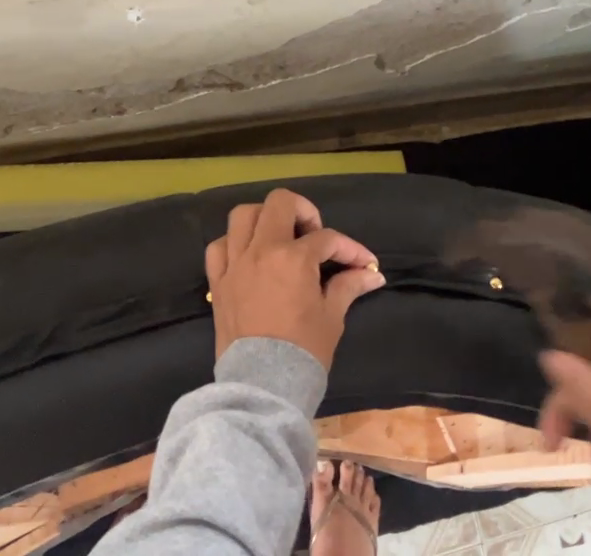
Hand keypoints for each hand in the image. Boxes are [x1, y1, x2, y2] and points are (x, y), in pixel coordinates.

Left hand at [203, 188, 385, 369]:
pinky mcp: (217, 281)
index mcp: (294, 258)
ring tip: (280, 237)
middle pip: (280, 203)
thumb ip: (348, 286)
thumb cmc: (303, 351)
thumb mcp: (332, 316)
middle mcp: (261, 250)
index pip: (327, 239)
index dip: (350, 249)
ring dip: (264, 218)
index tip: (365, 264)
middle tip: (314, 235)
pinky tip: (248, 255)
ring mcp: (235, 263)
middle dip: (304, 211)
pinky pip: (218, 247)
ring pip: (243, 215)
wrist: (262, 387)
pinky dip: (233, 243)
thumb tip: (372, 273)